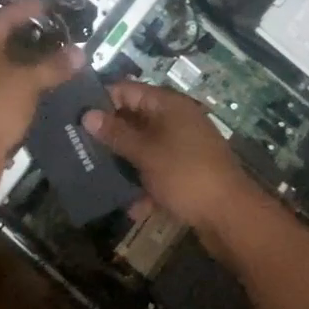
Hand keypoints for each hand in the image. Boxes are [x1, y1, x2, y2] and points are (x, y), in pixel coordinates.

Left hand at [0, 1, 85, 162]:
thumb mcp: (28, 83)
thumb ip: (53, 66)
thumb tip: (80, 51)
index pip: (5, 15)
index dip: (29, 8)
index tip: (52, 8)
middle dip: (25, 33)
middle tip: (53, 33)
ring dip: (22, 59)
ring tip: (50, 59)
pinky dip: (16, 80)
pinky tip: (35, 87)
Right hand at [83, 81, 259, 236]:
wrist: (233, 218)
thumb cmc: (185, 175)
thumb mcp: (145, 153)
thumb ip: (115, 133)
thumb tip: (87, 114)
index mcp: (169, 105)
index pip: (128, 89)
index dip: (102, 100)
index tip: (76, 115)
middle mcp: (177, 120)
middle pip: (135, 119)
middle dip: (110, 134)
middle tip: (80, 146)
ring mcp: (185, 147)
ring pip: (145, 147)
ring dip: (125, 162)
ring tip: (96, 175)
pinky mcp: (189, 173)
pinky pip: (159, 171)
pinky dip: (145, 184)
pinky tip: (131, 207)